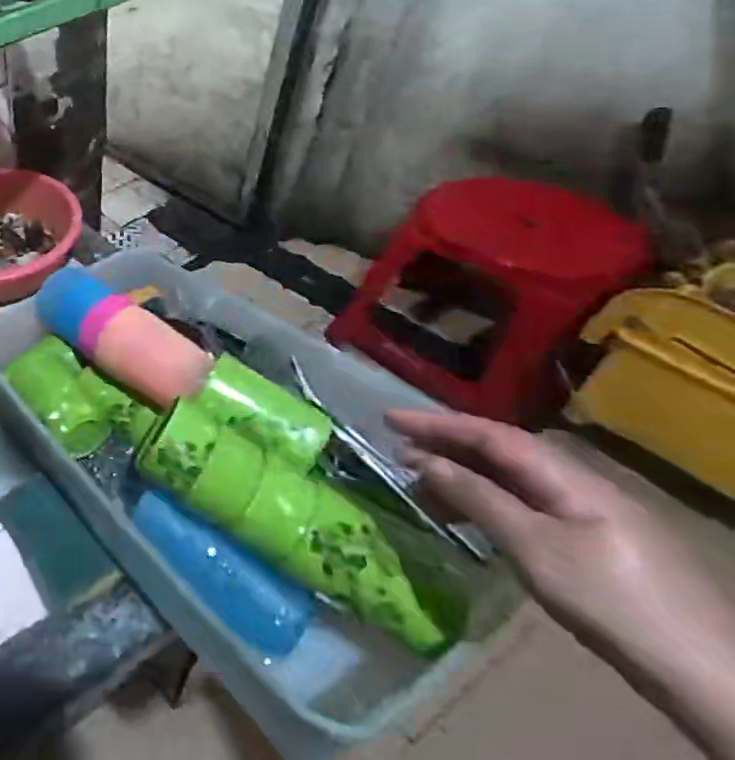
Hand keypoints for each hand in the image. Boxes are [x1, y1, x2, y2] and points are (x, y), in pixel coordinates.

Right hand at [388, 408, 734, 757]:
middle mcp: (586, 488)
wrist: (702, 672)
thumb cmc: (608, 599)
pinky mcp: (595, 543)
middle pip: (507, 453)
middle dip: (448, 447)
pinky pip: (527, 505)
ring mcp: (594, 518)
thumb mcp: (531, 545)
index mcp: (576, 482)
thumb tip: (422, 459)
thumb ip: (475, 496)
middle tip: (397, 452)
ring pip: (515, 480)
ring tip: (420, 487)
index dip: (439, 423)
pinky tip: (465, 517)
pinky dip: (486, 501)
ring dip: (463, 476)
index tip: (388, 418)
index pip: (496, 436)